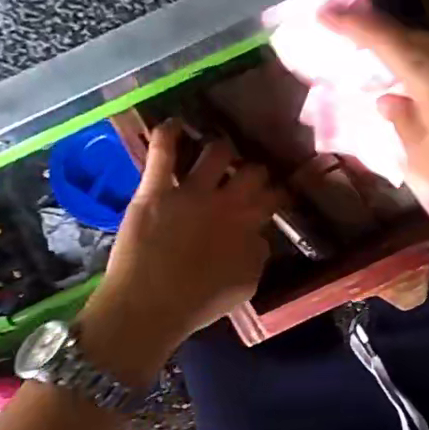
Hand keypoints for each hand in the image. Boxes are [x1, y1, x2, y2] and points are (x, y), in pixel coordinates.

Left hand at [77, 121, 281, 382]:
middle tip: (249, 175)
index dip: (279, 192)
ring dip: (221, 151)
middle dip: (254, 170)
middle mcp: (224, 202)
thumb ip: (257, 255)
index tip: (279, 192)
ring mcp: (189, 192)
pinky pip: (162, 151)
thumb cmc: (199, 304)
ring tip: (219, 153)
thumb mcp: (245, 286)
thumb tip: (259, 236)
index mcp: (248, 226)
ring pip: (216, 153)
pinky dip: (168, 132)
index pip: (273, 198)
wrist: (149, 306)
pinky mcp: (154, 189)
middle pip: (251, 171)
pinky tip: (174, 123)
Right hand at [322, 10, 428, 232]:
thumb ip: (401, 121)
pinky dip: (420, 62)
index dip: (351, 24)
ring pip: (426, 46)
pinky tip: (411, 79)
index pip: (382, 39)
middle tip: (342, 31)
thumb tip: (389, 99)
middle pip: (405, 37)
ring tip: (372, 55)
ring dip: (398, 48)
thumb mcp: (422, 155)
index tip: (323, 12)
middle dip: (372, 32)